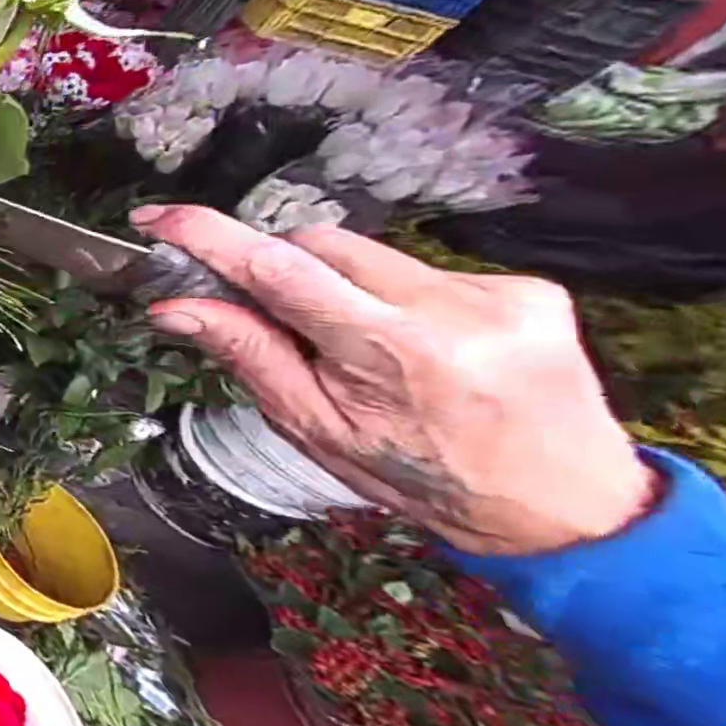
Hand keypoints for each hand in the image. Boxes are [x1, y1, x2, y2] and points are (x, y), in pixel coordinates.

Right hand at [131, 205, 658, 555]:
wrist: (569, 509)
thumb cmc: (420, 479)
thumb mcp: (313, 427)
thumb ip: (246, 354)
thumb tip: (172, 306)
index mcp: (393, 354)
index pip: (278, 270)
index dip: (209, 235)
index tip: (156, 216)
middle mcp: (453, 307)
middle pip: (318, 246)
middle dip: (276, 269)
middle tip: (268, 315)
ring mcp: (499, 290)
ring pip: (362, 252)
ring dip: (329, 282)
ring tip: (347, 339)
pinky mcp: (528, 285)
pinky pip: (411, 266)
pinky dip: (381, 292)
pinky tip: (406, 339)